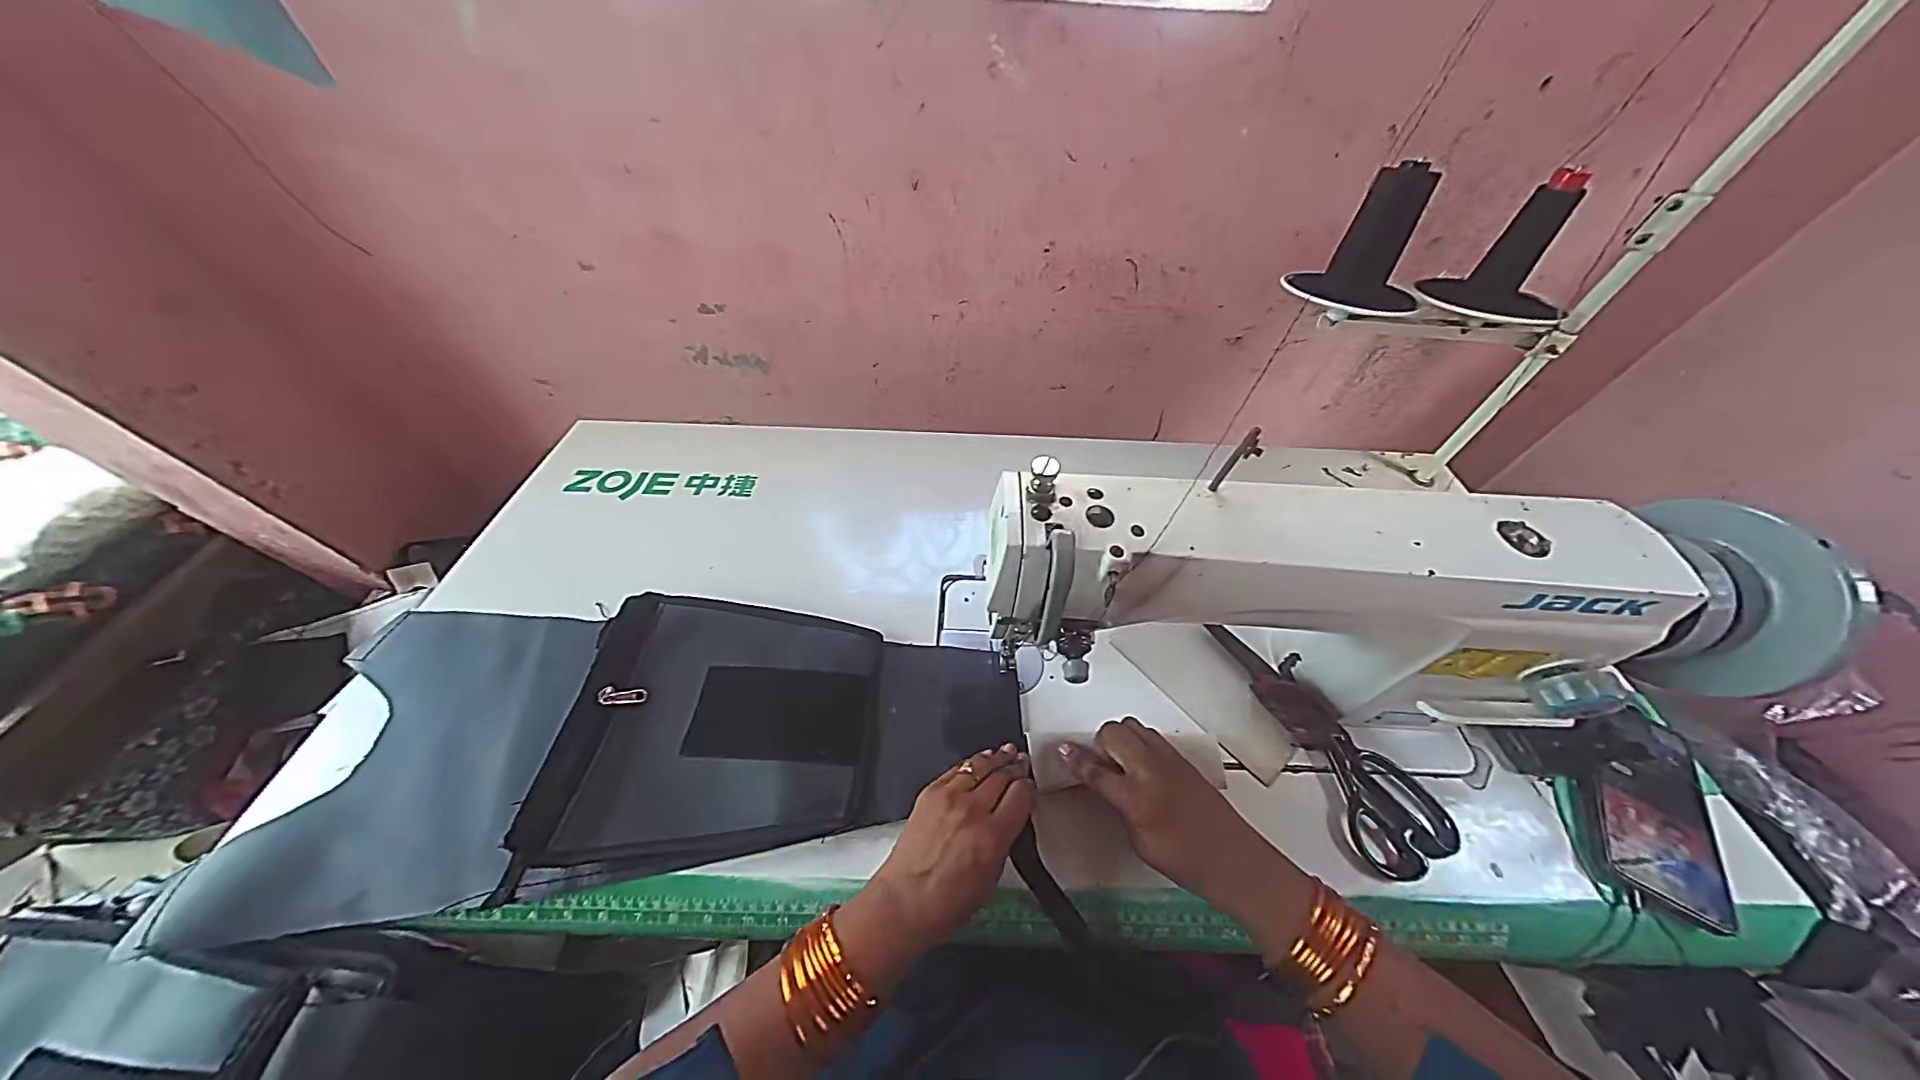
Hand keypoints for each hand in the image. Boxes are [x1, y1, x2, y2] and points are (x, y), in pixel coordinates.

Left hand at [855, 744, 1034, 946]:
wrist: (904, 901)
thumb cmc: (944, 901)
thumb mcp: (993, 877)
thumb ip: (1005, 841)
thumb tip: (1010, 820)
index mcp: (993, 836)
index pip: (1022, 795)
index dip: (1029, 788)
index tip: (1030, 787)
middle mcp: (971, 811)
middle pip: (1002, 775)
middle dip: (1015, 768)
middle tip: (1022, 763)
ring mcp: (948, 798)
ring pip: (980, 765)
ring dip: (996, 758)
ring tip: (1006, 752)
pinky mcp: (930, 793)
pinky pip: (956, 769)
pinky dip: (971, 762)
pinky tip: (978, 760)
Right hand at [1062, 718, 1311, 923]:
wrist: (1235, 860)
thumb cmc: (1189, 859)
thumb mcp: (1139, 841)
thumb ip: (1116, 807)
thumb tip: (1104, 788)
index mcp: (1136, 795)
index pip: (1095, 768)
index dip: (1074, 759)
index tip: (1063, 752)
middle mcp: (1153, 770)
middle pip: (1113, 732)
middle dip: (1099, 742)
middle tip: (1096, 762)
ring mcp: (1170, 761)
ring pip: (1133, 727)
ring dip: (1120, 738)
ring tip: (1118, 761)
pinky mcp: (1184, 760)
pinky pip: (1152, 737)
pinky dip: (1140, 742)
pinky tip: (1140, 764)